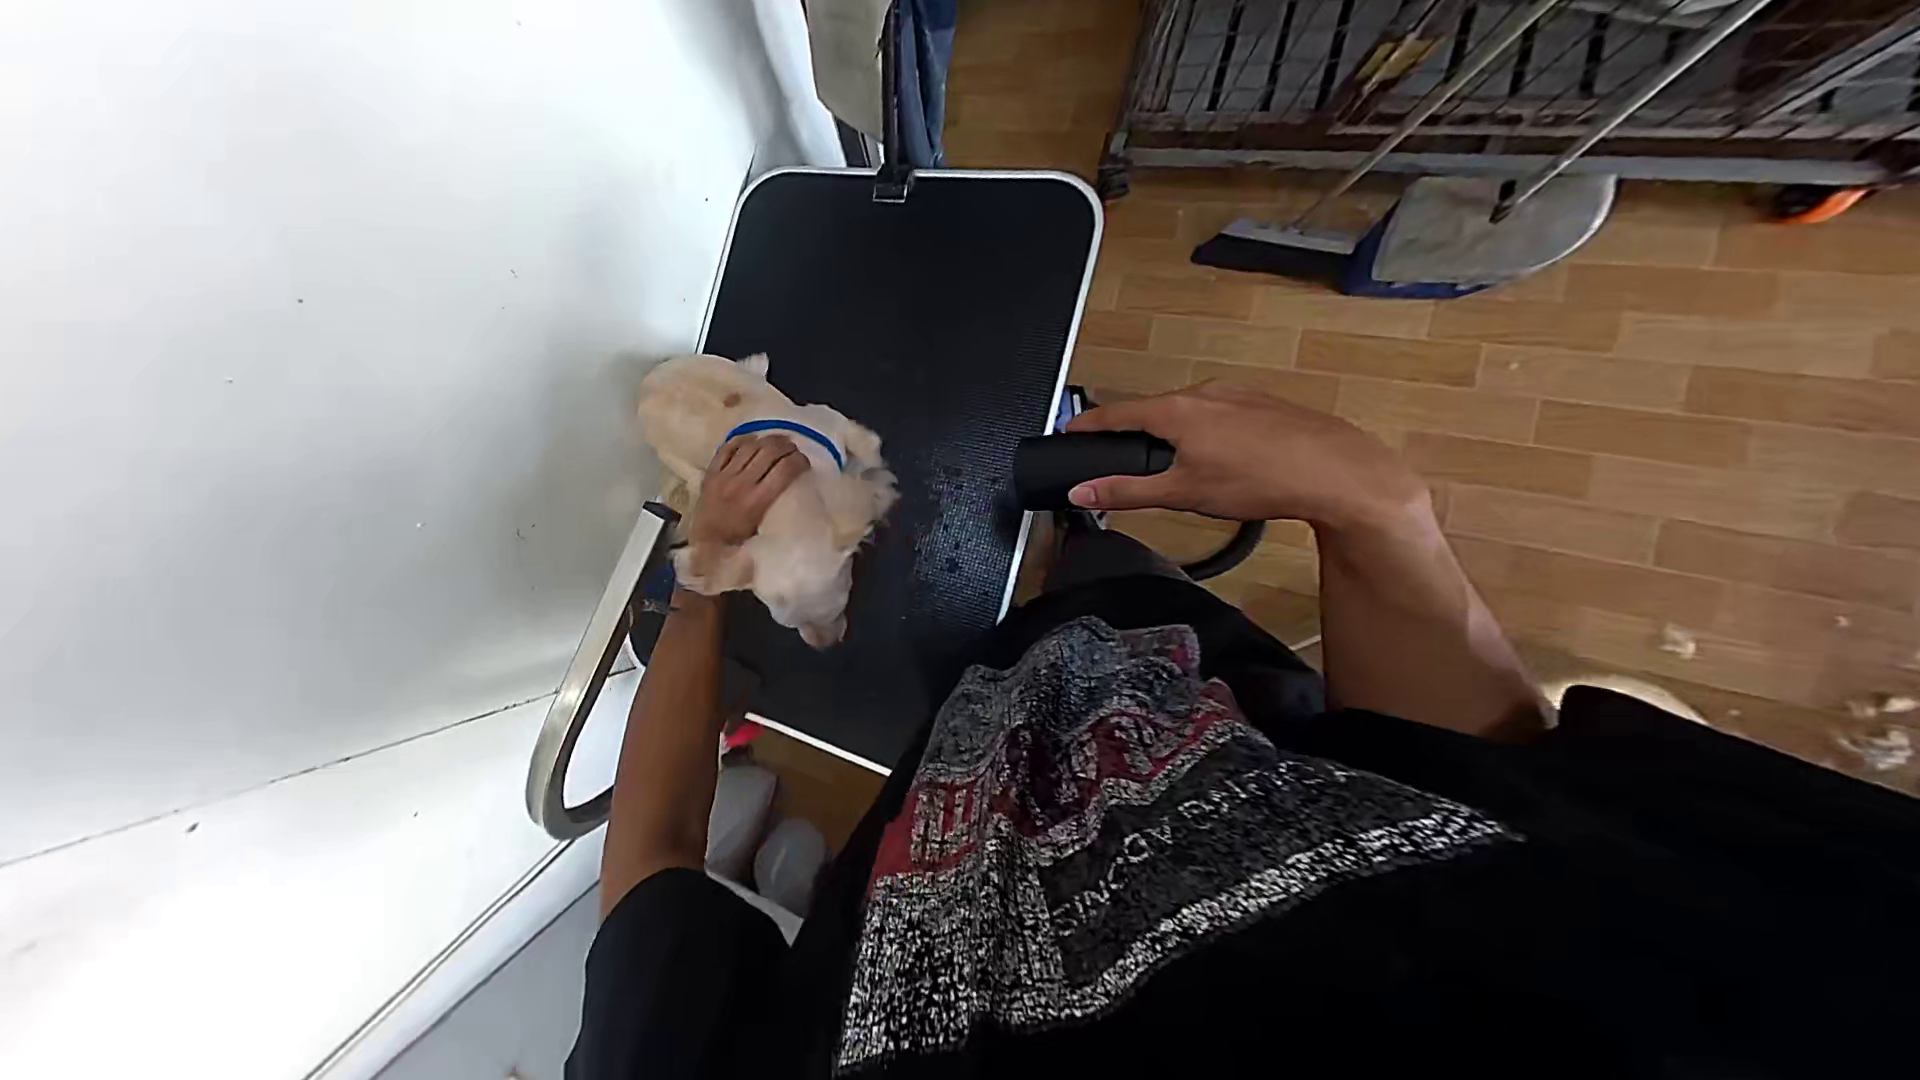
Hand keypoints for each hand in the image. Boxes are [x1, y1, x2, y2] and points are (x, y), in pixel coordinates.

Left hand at [685, 434, 808, 547]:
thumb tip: (798, 493)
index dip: (799, 461)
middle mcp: (742, 484)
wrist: (707, 544)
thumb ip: (779, 509)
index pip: (785, 470)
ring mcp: (724, 476)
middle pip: (769, 452)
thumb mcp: (765, 529)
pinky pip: (727, 449)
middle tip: (794, 449)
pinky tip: (754, 438)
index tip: (806, 462)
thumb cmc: (740, 542)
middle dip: (786, 447)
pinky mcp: (711, 473)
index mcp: (758, 501)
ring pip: (750, 447)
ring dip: (768, 440)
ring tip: (779, 440)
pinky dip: (742, 440)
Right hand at [1064, 382, 1428, 532]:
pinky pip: (1217, 413)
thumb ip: (1126, 491)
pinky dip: (1202, 431)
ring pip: (1186, 410)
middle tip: (1118, 453)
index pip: (1116, 412)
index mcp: (1177, 411)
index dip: (1089, 423)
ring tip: (1171, 463)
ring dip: (1169, 431)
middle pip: (1152, 409)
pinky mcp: (1262, 404)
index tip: (1071, 428)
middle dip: (1131, 430)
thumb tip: (1082, 491)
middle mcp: (1204, 393)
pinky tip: (1217, 457)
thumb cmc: (1261, 480)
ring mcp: (1236, 394)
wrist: (1338, 473)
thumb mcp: (1182, 492)